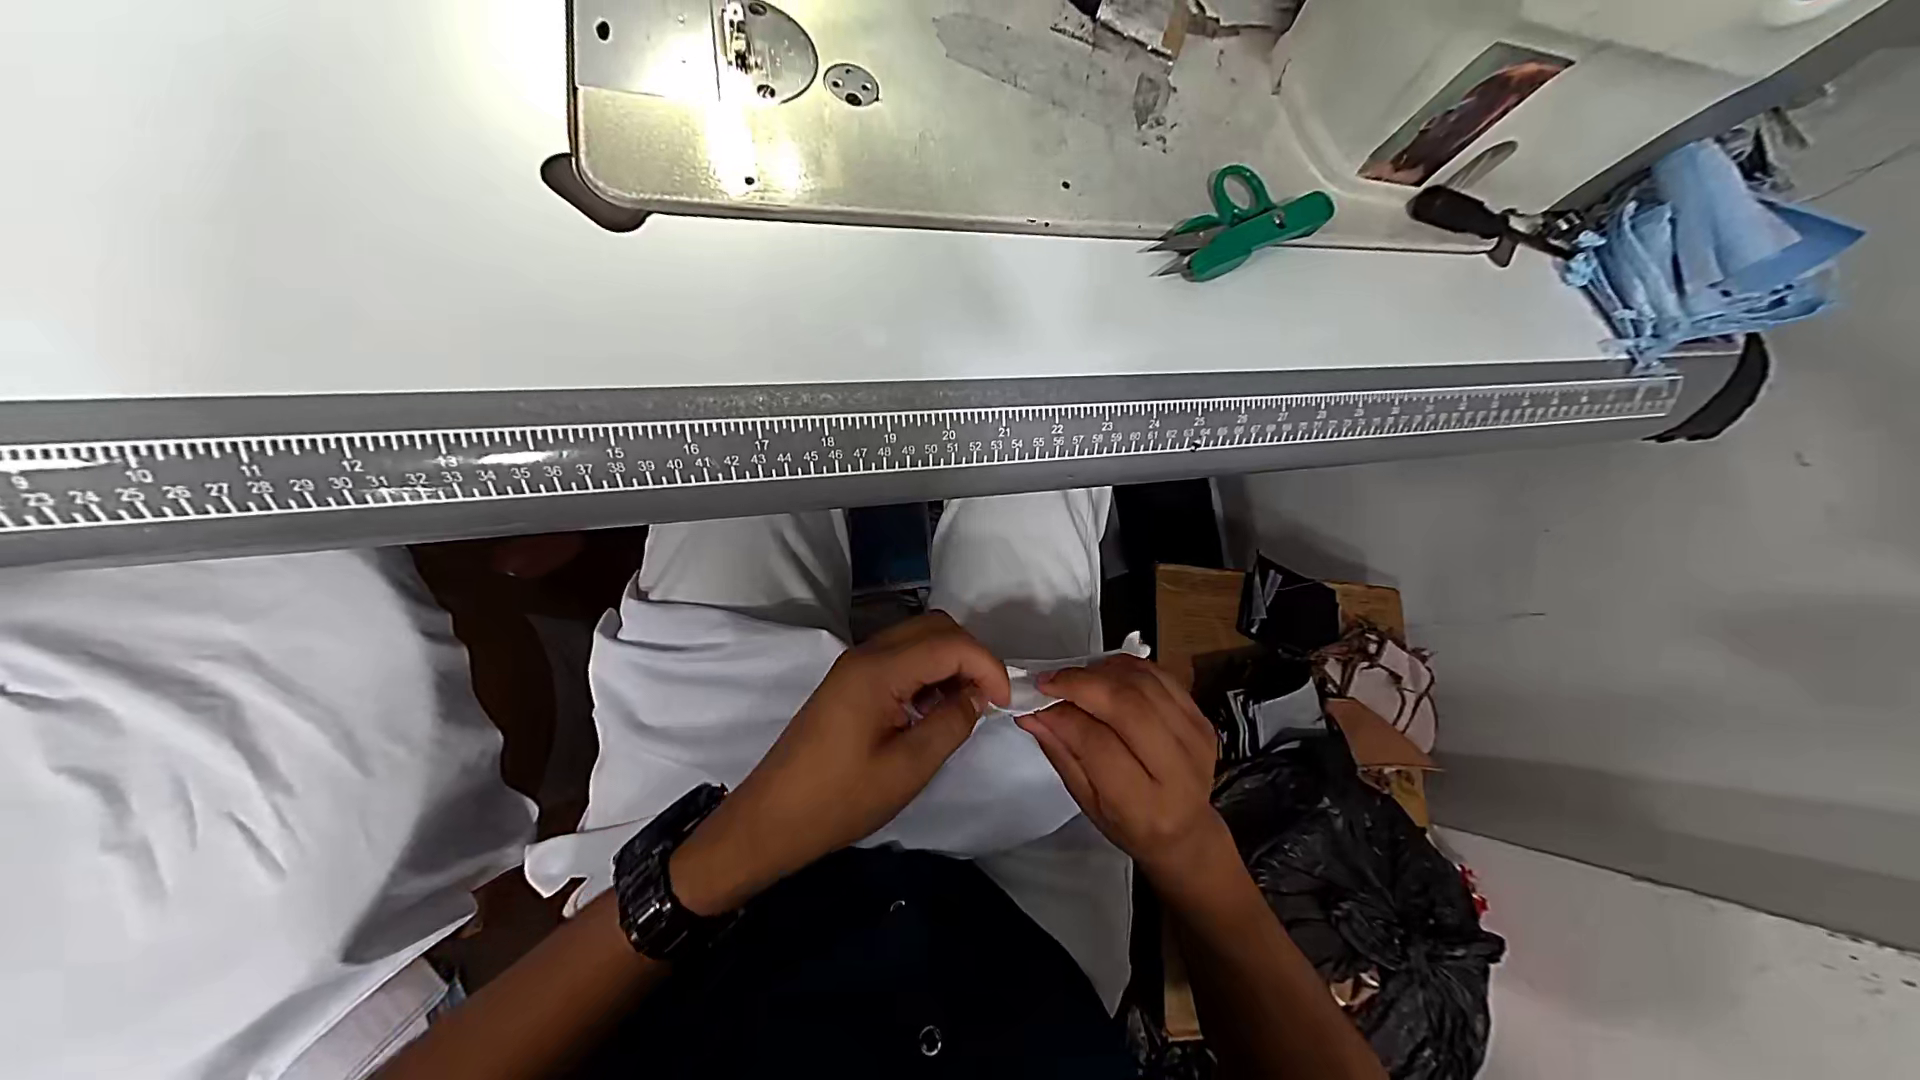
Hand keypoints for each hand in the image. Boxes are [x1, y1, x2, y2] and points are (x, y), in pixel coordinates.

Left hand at [671, 612, 1010, 915]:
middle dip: (970, 655)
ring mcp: (854, 665)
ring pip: (917, 637)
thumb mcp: (907, 768)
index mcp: (878, 670)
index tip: (1004, 702)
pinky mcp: (850, 680)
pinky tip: (931, 708)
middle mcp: (865, 654)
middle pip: (934, 626)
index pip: (949, 643)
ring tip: (962, 706)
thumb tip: (977, 696)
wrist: (772, 819)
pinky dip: (926, 671)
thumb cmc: (840, 800)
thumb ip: (951, 723)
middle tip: (985, 699)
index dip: (987, 666)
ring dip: (949, 661)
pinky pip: (900, 657)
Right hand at [1017, 654, 1229, 888]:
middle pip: (1127, 706)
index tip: (1036, 701)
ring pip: (1143, 684)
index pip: (1098, 744)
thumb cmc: (1131, 823)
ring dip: (1101, 671)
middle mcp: (1178, 770)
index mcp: (1144, 805)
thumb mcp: (1087, 801)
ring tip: (1074, 677)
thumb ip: (1060, 753)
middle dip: (1081, 683)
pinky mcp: (1201, 719)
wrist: (1186, 831)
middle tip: (1049, 680)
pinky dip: (1126, 667)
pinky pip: (1160, 676)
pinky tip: (1104, 673)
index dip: (1063, 715)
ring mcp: (1195, 739)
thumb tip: (1032, 713)